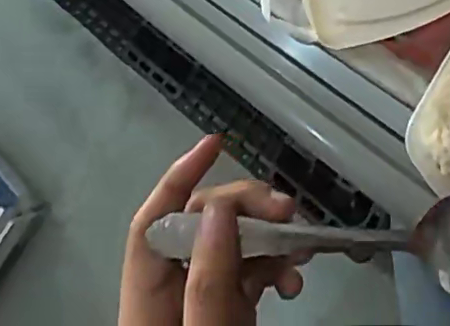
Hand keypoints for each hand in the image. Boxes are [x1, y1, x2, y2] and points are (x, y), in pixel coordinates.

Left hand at [120, 135, 307, 325]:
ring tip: (302, 242)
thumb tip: (220, 207)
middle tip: (287, 209)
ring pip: (231, 246)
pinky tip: (295, 276)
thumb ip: (209, 281)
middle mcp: (174, 293)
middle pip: (202, 224)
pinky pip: (249, 275)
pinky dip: (275, 266)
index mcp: (148, 298)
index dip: (180, 175)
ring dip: (270, 235)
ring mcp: (202, 305)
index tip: (216, 142)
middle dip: (246, 207)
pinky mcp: (229, 317)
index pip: (154, 221)